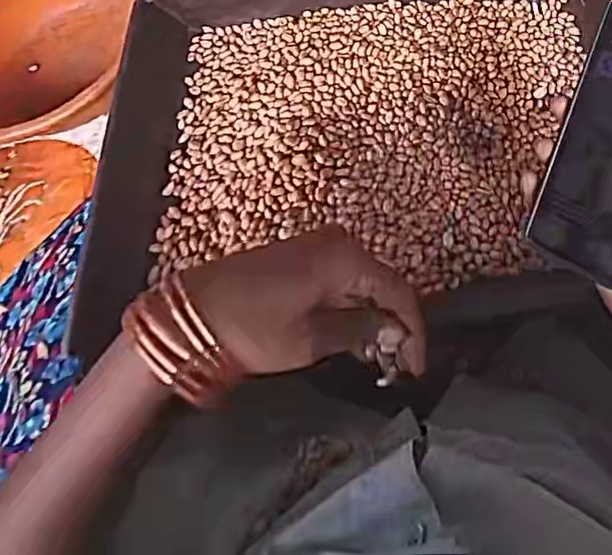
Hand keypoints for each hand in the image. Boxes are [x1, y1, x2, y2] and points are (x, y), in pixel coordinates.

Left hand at [182, 228, 426, 378]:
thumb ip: (360, 330)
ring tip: (379, 362)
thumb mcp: (310, 339)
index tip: (416, 368)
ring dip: (375, 319)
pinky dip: (354, 308)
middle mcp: (339, 242)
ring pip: (365, 283)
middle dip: (395, 327)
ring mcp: (321, 245)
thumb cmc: (252, 327)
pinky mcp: (306, 255)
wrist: (195, 310)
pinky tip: (355, 338)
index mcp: (345, 257)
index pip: (399, 292)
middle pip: (384, 285)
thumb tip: (396, 330)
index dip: (414, 332)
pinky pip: (344, 279)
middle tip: (398, 369)